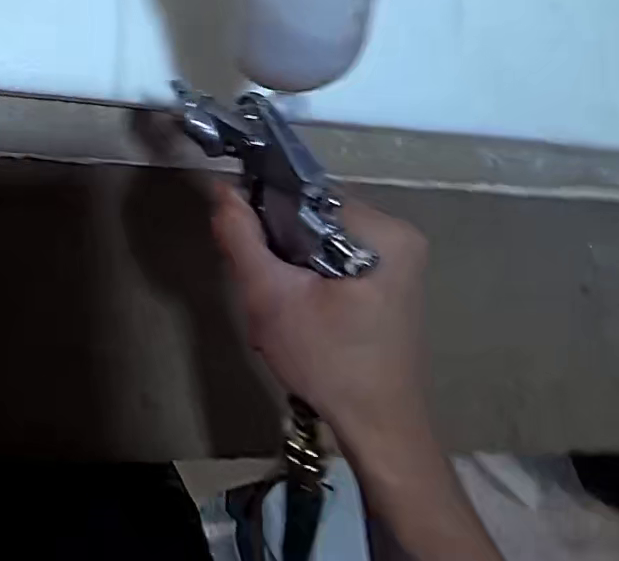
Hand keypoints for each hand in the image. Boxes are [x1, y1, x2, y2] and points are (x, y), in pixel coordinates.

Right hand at [210, 182, 431, 450]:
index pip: (302, 193)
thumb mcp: (270, 297)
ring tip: (278, 298)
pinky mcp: (388, 277)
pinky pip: (330, 249)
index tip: (246, 247)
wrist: (377, 430)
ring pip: (315, 231)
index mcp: (382, 231)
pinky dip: (304, 268)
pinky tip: (297, 303)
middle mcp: (396, 234)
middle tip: (262, 283)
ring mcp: (397, 256)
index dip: (263, 213)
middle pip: (308, 212)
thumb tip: (221, 187)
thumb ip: (240, 236)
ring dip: (286, 257)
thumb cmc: (328, 363)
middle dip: (275, 241)